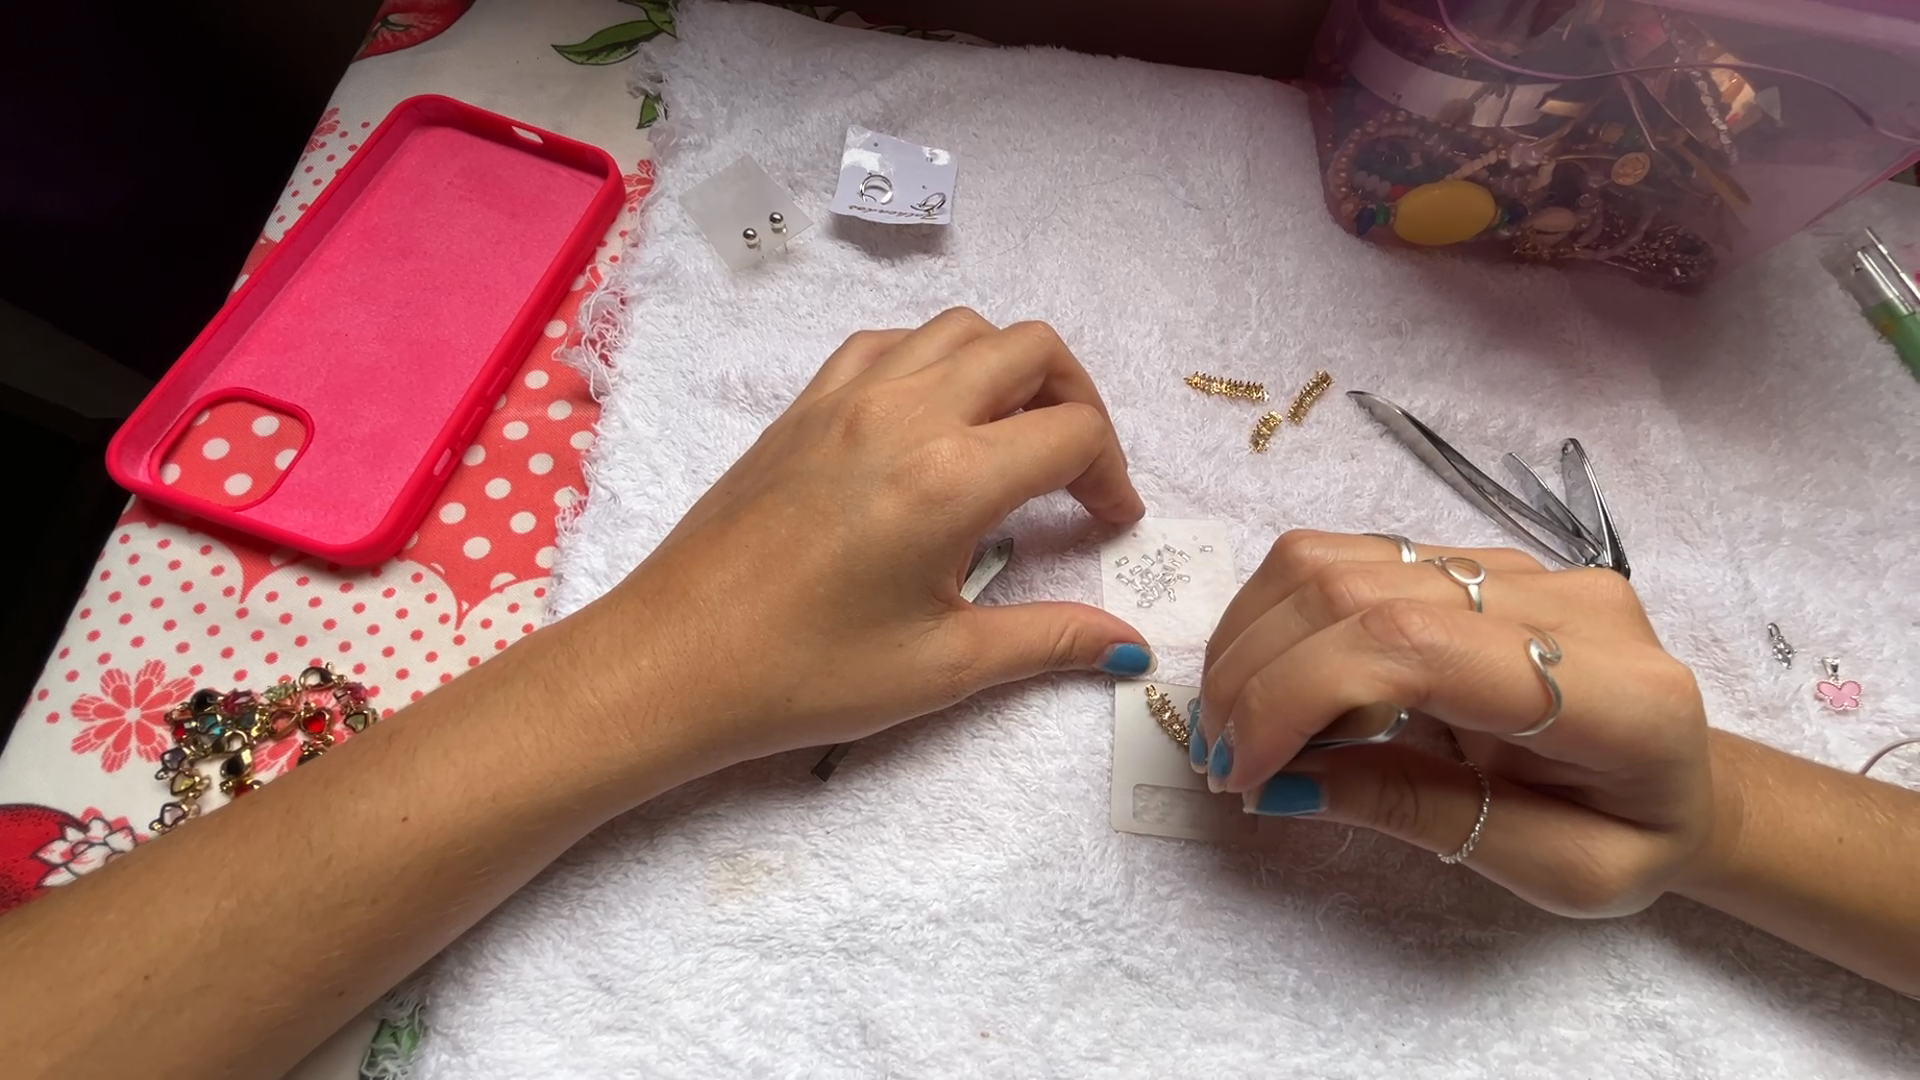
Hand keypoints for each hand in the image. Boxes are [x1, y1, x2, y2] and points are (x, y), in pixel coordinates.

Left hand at [575, 308, 1152, 770]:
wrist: (673, 661)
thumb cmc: (808, 674)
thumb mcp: (943, 665)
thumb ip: (1049, 639)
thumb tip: (1130, 644)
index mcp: (949, 477)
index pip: (1073, 435)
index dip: (1113, 476)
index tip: (1112, 522)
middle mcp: (905, 411)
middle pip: (1032, 350)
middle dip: (1079, 401)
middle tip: (1078, 469)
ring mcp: (847, 394)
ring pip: (962, 330)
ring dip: (1011, 371)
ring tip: (1013, 438)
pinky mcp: (806, 402)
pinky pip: (892, 344)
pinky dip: (937, 362)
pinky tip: (933, 420)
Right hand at [1198, 530, 1715, 917]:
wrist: (1677, 769)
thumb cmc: (1628, 833)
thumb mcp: (1549, 869)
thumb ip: (1412, 813)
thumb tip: (1277, 783)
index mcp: (1613, 691)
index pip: (1408, 648)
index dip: (1295, 698)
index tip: (1241, 773)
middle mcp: (1553, 596)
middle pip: (1345, 594)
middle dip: (1251, 678)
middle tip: (1218, 755)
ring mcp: (1496, 559)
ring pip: (1319, 562)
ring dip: (1245, 641)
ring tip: (1228, 714)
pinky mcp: (1448, 553)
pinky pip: (1325, 557)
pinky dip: (1266, 615)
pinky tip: (1260, 669)